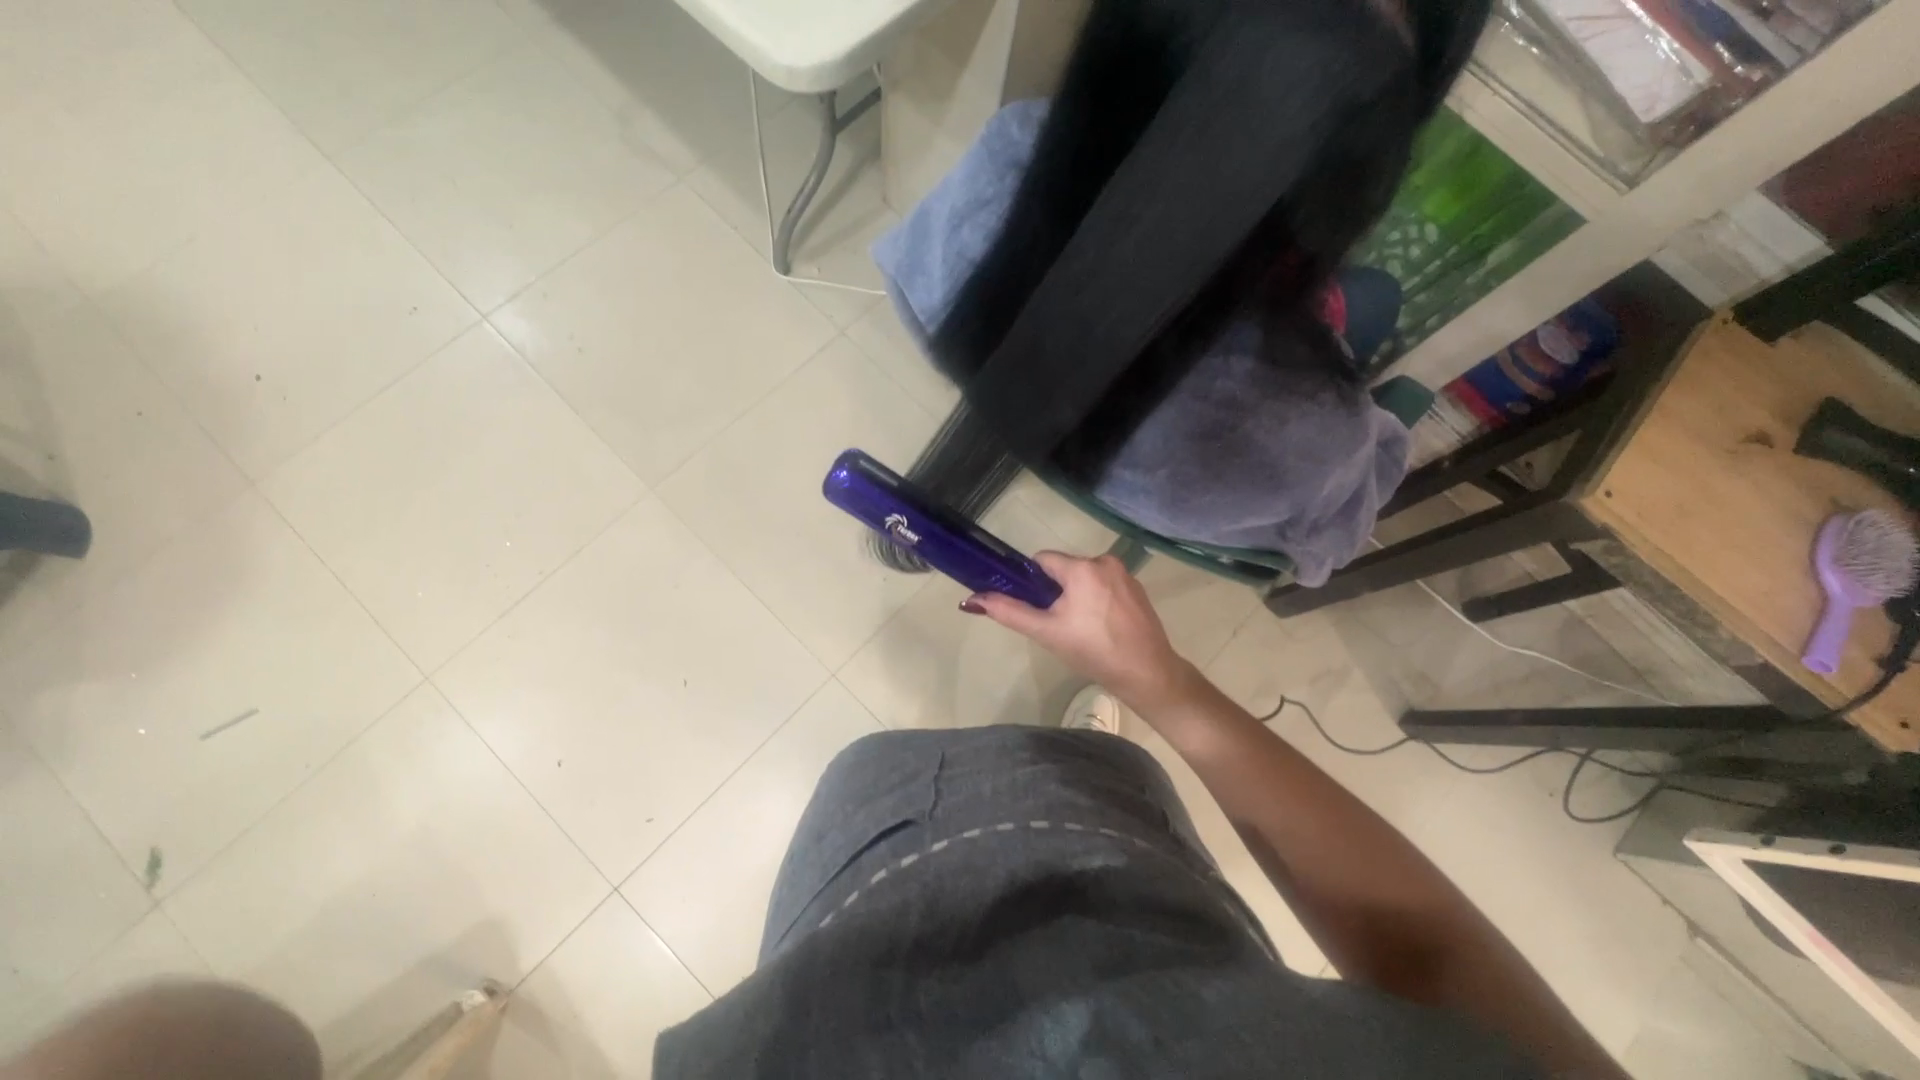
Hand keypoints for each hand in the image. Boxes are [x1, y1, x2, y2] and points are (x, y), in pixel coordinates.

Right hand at [963, 552, 1194, 707]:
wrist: (1147, 673)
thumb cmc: (1093, 651)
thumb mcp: (1046, 632)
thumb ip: (1009, 612)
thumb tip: (972, 599)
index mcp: (1082, 567)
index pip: (1042, 560)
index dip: (1031, 581)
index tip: (1033, 606)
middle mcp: (1105, 562)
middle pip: (1065, 569)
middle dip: (1055, 592)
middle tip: (1056, 625)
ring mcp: (1125, 575)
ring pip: (1085, 579)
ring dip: (1076, 597)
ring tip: (1079, 630)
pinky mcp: (1138, 590)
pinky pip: (1105, 587)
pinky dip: (1097, 601)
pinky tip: (1100, 629)